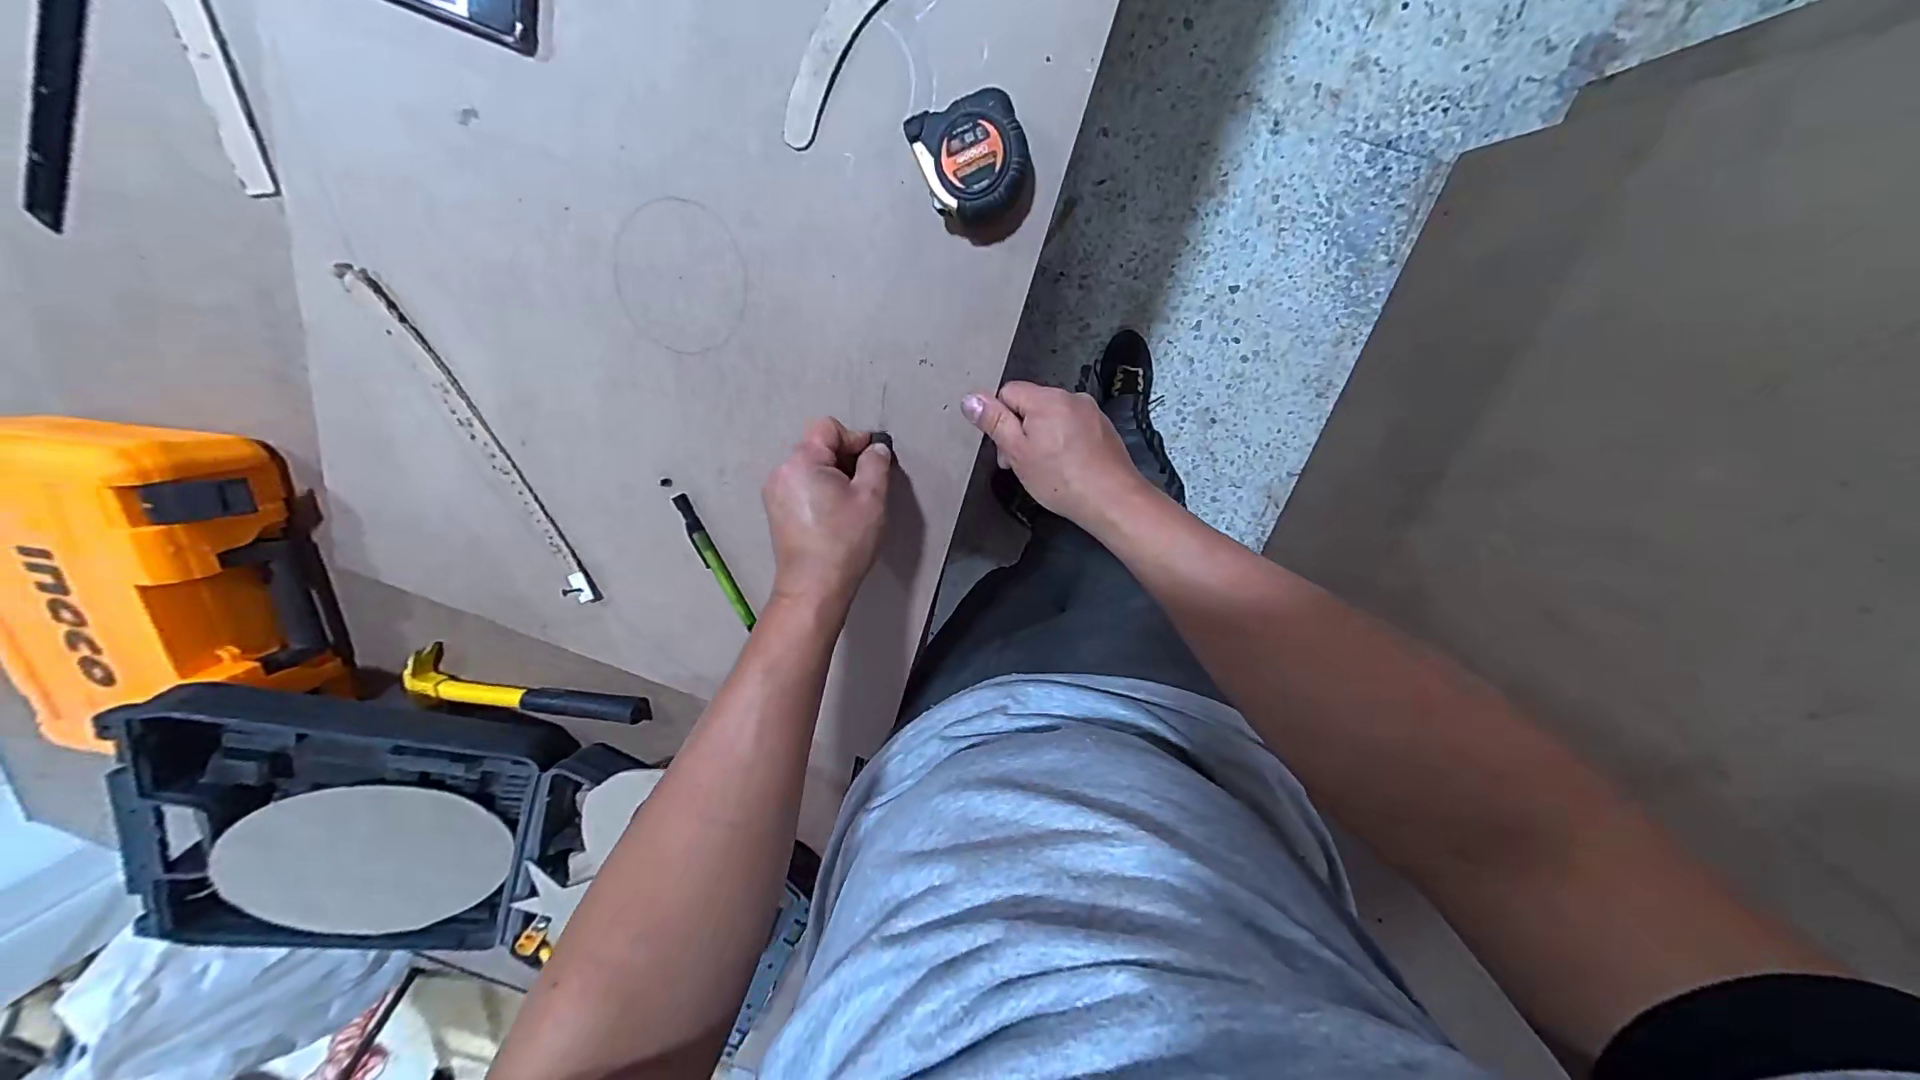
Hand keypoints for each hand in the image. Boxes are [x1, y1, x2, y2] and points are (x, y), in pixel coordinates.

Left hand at [762, 418, 891, 609]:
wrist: (814, 586)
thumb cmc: (843, 543)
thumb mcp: (872, 497)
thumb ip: (876, 463)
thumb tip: (876, 449)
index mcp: (802, 462)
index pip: (828, 427)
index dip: (855, 439)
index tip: (872, 462)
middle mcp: (782, 472)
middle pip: (818, 447)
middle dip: (844, 460)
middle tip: (864, 486)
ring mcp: (776, 493)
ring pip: (811, 468)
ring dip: (833, 477)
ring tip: (850, 505)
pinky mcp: (777, 511)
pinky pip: (802, 487)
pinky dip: (820, 492)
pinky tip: (835, 516)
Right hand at [962, 382, 1153, 526]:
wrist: (1111, 499)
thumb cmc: (1064, 480)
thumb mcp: (1017, 452)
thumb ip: (994, 422)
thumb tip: (971, 399)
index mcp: (1047, 398)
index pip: (1007, 392)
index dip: (999, 419)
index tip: (1004, 446)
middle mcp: (1071, 398)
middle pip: (1030, 405)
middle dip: (1021, 431)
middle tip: (1021, 463)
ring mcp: (1090, 412)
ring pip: (1051, 417)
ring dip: (1042, 438)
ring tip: (1045, 469)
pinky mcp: (1102, 428)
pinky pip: (1072, 428)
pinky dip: (1063, 443)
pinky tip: (1065, 468)